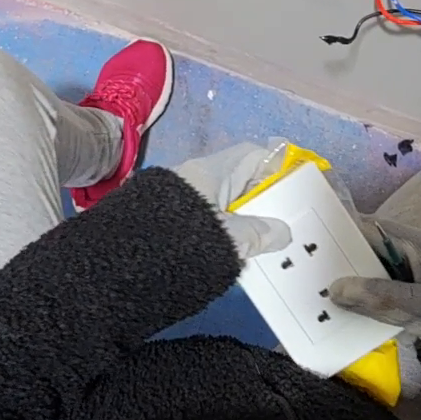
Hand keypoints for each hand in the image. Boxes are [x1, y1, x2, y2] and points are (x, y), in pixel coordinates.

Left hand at [169, 142, 293, 259]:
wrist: (126, 264)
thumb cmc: (185, 241)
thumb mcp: (230, 238)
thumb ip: (260, 233)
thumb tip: (282, 231)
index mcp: (211, 172)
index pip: (251, 155)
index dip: (276, 168)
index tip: (293, 190)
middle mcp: (193, 178)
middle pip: (237, 180)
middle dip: (260, 200)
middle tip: (280, 223)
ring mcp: (177, 199)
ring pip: (220, 202)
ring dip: (239, 220)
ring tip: (259, 244)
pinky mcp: (164, 220)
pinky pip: (203, 218)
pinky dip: (220, 231)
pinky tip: (229, 252)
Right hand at [328, 218, 420, 342]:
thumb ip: (379, 296)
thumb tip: (337, 288)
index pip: (380, 227)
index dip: (350, 230)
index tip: (319, 239)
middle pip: (379, 248)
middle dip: (351, 259)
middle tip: (318, 270)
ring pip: (385, 269)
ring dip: (363, 279)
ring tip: (331, 289)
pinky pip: (394, 285)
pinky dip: (377, 292)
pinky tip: (358, 305)